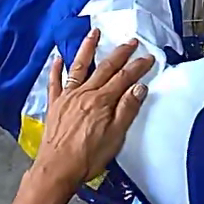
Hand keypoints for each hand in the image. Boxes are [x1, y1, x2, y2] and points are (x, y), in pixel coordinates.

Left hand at [32, 30, 154, 191]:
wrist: (56, 169)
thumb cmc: (88, 157)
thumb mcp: (116, 136)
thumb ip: (127, 110)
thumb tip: (139, 88)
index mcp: (102, 101)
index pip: (125, 78)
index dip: (138, 67)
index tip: (148, 58)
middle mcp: (85, 94)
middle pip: (106, 68)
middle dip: (120, 53)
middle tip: (131, 42)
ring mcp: (68, 97)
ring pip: (80, 67)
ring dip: (88, 49)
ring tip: (94, 34)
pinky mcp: (55, 105)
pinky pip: (55, 82)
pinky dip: (57, 69)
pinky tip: (58, 59)